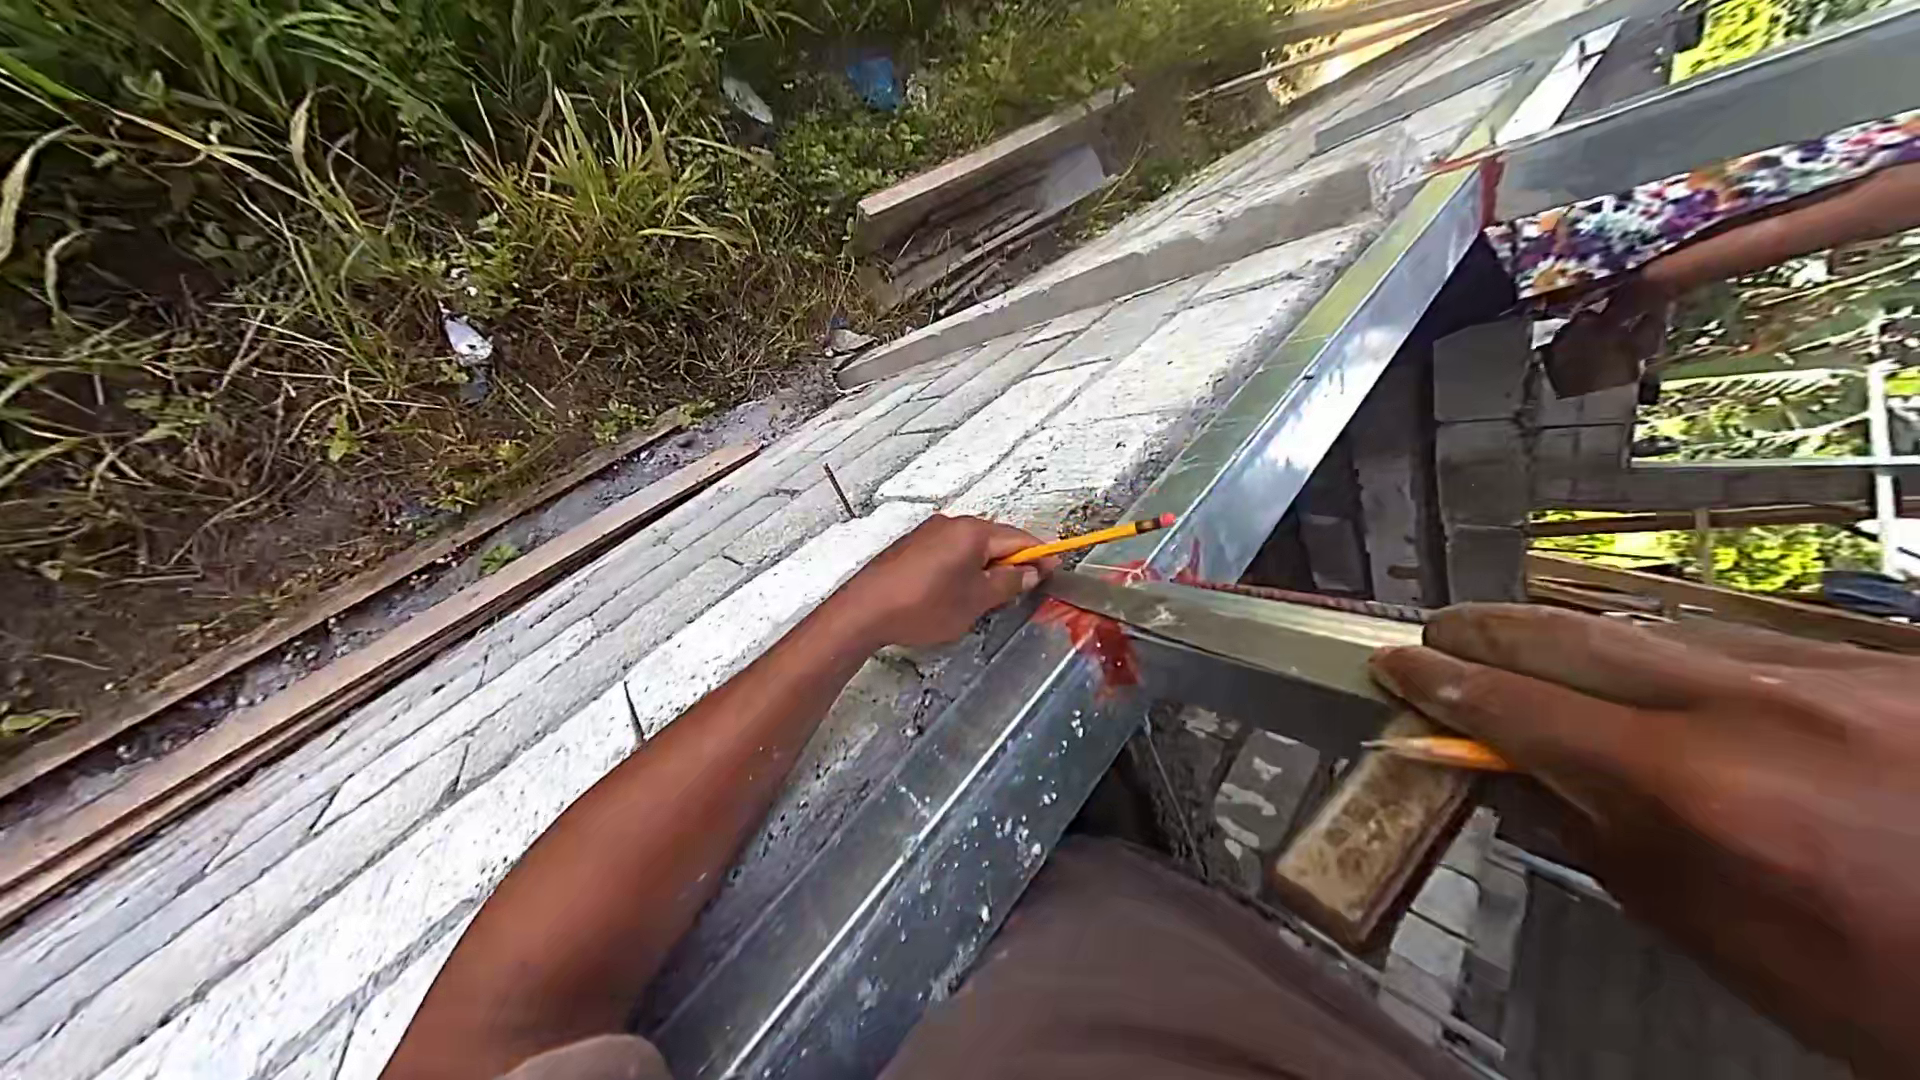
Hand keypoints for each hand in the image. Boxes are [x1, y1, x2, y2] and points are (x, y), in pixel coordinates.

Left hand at [833, 515, 1058, 648]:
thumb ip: (1007, 583)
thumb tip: (1028, 573)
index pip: (1019, 539)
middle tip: (1023, 589)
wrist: (865, 611)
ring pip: (972, 547)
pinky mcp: (913, 546)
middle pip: (995, 539)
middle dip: (1012, 562)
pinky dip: (964, 566)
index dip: (1040, 556)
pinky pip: (950, 551)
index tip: (1054, 570)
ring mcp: (929, 532)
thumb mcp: (975, 600)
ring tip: (989, 596)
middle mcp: (951, 523)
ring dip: (987, 566)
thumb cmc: (923, 605)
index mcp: (972, 531)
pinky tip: (959, 591)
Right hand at [1369, 605, 1919, 1076]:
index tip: (1393, 664)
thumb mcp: (1701, 923)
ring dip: (1577, 647)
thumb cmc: (1884, 988)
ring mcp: (1841, 676)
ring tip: (1545, 665)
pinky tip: (1674, 689)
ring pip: (1652, 631)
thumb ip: (1582, 827)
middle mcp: (1759, 711)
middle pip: (1566, 636)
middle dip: (1483, 630)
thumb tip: (1495, 764)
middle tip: (1441, 633)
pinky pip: (1742, 643)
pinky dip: (1676, 662)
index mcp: (1695, 790)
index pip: (1512, 705)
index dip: (1436, 680)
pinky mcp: (1900, 665)